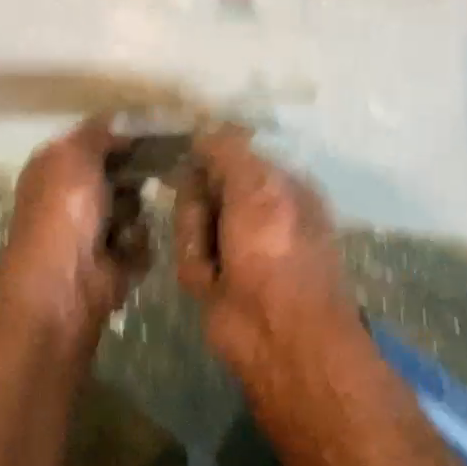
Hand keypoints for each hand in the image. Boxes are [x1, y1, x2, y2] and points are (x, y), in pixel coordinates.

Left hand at [0, 118, 135, 336]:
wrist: (64, 281)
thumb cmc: (63, 208)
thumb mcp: (76, 153)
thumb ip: (100, 133)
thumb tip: (123, 125)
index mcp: (55, 168)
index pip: (94, 142)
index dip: (121, 135)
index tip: (155, 130)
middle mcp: (72, 197)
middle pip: (119, 174)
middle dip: (136, 174)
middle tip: (158, 167)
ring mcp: (93, 231)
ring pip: (134, 206)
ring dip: (135, 212)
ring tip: (124, 220)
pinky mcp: (115, 261)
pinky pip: (141, 241)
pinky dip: (137, 244)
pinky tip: (124, 247)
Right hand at [174, 129, 354, 373]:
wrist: (278, 333)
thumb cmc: (277, 250)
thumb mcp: (257, 185)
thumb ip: (228, 151)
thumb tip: (202, 133)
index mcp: (280, 183)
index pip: (231, 153)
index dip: (207, 157)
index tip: (188, 158)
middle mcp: (258, 209)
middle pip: (203, 185)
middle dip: (198, 203)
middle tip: (213, 224)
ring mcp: (236, 243)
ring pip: (189, 219)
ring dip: (195, 238)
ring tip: (216, 264)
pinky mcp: (215, 275)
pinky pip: (186, 254)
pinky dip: (196, 266)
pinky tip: (212, 283)